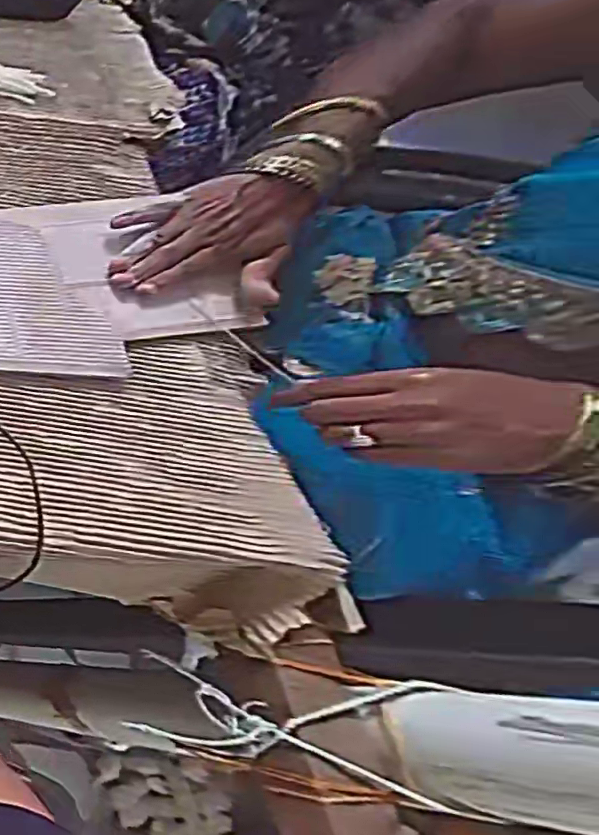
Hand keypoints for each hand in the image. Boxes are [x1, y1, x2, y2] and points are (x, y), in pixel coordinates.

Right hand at [107, 174, 316, 306]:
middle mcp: (204, 232)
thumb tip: (265, 300)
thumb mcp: (281, 249)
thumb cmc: (280, 217)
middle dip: (141, 269)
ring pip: (158, 237)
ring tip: (114, 265)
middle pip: (167, 255)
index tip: (144, 290)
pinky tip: (117, 224)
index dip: (165, 279)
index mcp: (225, 248)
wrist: (289, 176)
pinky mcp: (187, 199)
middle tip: (118, 281)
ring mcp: (193, 214)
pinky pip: (157, 208)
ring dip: (135, 252)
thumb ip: (263, 275)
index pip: (188, 267)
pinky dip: (136, 215)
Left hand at [271, 368, 586, 473]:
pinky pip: (369, 457)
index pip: (333, 385)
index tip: (275, 399)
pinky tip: (363, 447)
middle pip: (328, 411)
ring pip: (344, 435)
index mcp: (408, 379)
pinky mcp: (427, 458)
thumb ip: (385, 384)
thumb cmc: (497, 394)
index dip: (296, 393)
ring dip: (330, 435)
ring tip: (338, 431)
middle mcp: (406, 405)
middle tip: (305, 416)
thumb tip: (336, 391)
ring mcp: (415, 433)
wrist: (559, 422)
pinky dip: (356, 453)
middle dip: (309, 415)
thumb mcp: (438, 376)